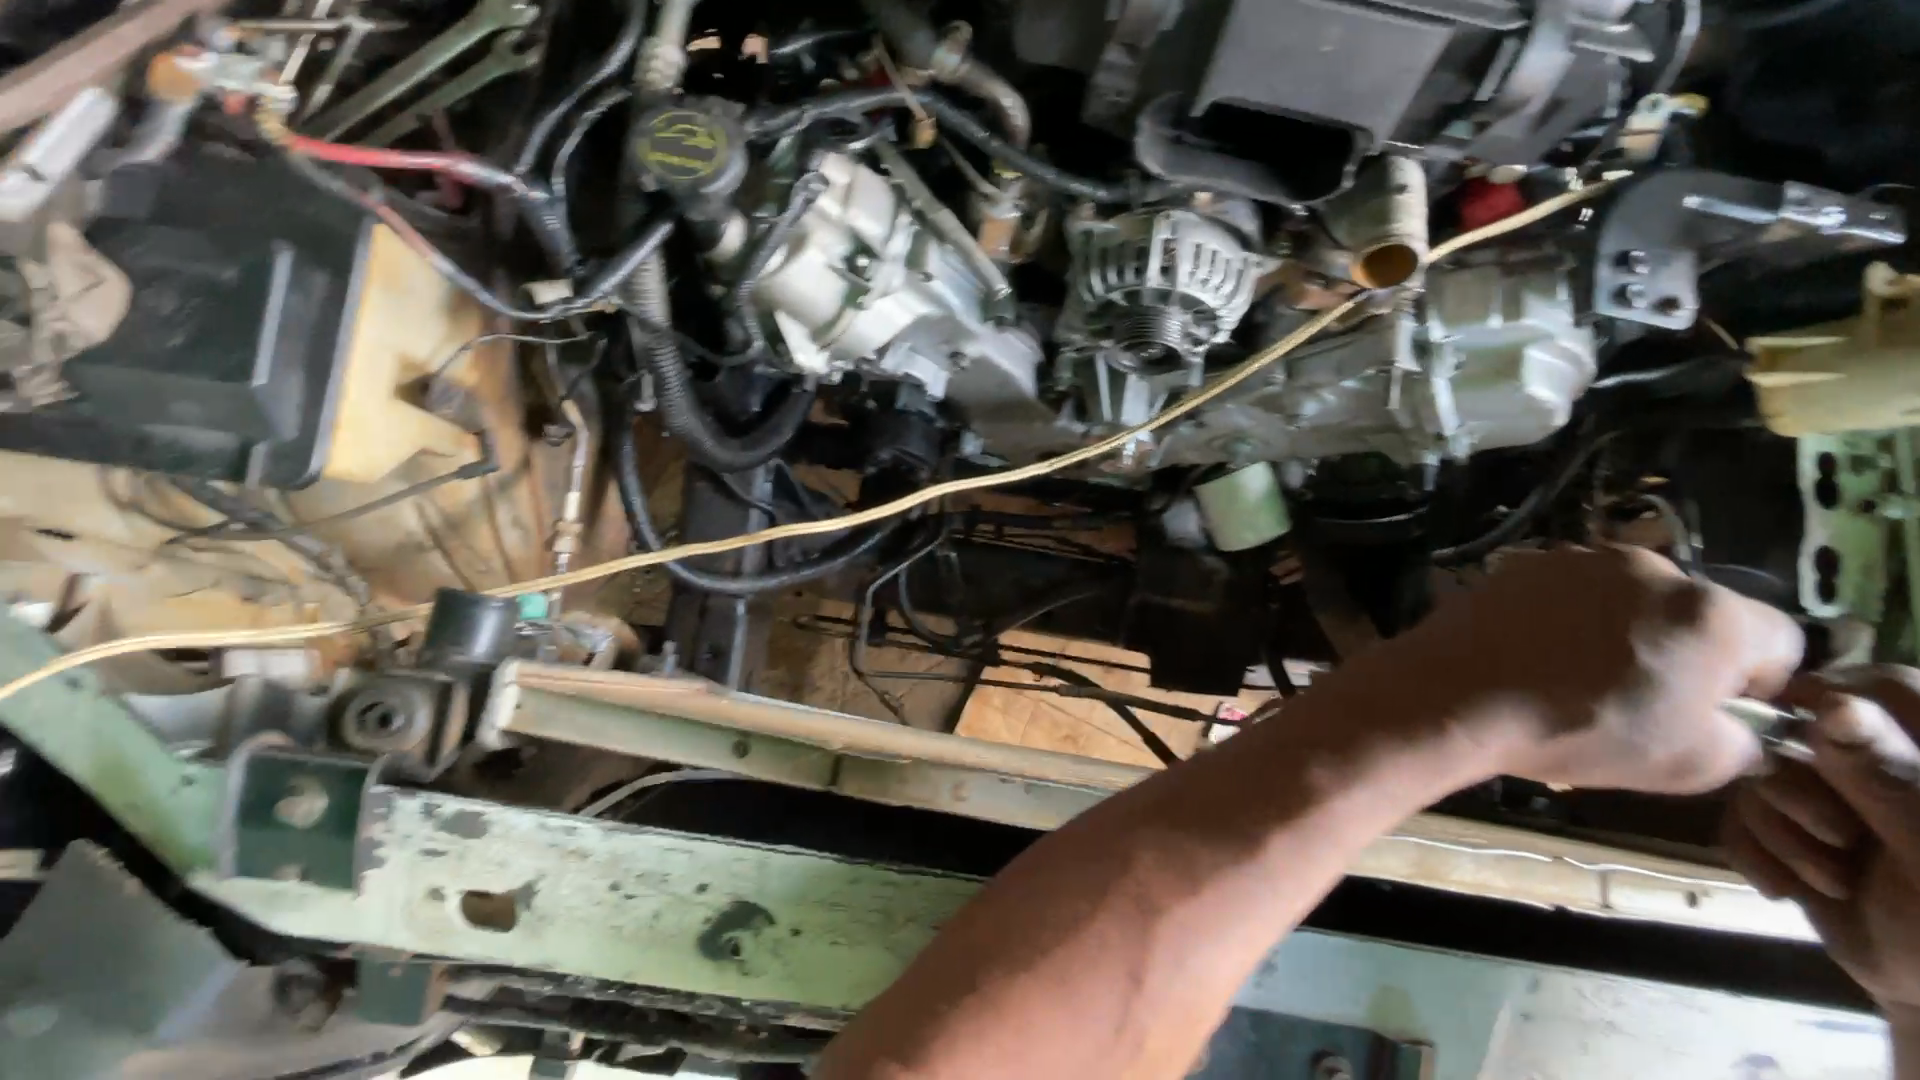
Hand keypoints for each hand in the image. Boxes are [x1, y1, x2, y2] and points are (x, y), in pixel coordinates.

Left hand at [1383, 546, 1802, 793]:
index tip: (1711, 711)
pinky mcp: (1522, 565)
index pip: (1779, 640)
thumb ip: (1743, 739)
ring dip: (1620, 630)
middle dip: (1682, 652)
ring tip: (1574, 675)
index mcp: (1712, 613)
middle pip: (1696, 612)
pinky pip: (1565, 593)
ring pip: (1627, 598)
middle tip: (1636, 697)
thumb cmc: (1580, 731)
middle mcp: (1651, 567)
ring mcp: (1578, 559)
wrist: (1456, 694)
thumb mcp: (1692, 764)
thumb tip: (1739, 724)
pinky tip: (1533, 654)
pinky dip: (1563, 618)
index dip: (1756, 681)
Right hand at [1723, 669, 1919, 1024]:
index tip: (1802, 741)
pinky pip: (1736, 814)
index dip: (1835, 705)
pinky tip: (1792, 888)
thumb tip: (1834, 705)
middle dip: (1796, 791)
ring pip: (1759, 775)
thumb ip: (1889, 776)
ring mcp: (1827, 794)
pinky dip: (1755, 853)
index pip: (1881, 686)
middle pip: (1798, 731)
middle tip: (1838, 837)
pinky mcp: (1783, 824)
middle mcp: (1877, 763)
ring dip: (1779, 833)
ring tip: (1825, 878)